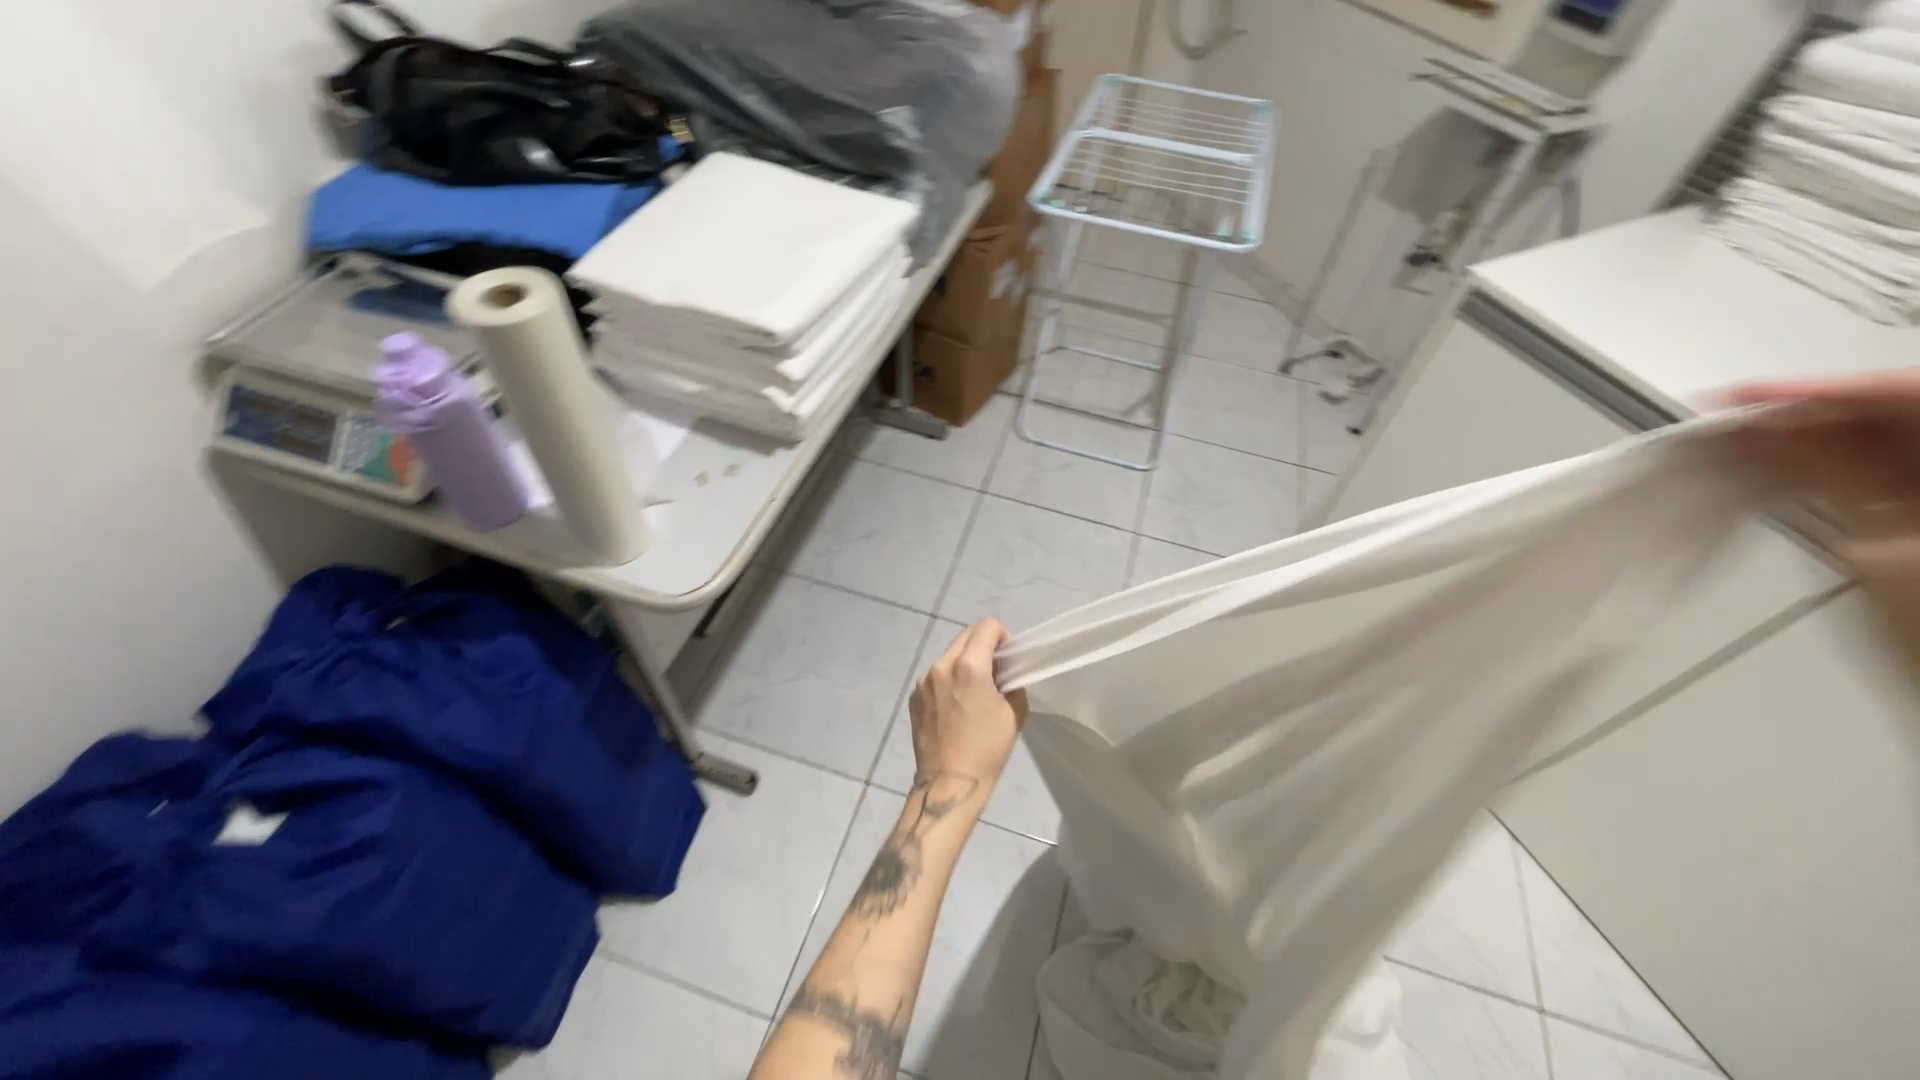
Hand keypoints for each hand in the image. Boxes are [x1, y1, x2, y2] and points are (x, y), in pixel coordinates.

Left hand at [908, 619, 1027, 790]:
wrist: (949, 782)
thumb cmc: (987, 749)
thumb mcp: (1014, 713)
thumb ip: (1011, 683)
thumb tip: (1004, 675)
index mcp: (968, 667)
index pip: (986, 626)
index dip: (1001, 635)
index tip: (1007, 655)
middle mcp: (941, 666)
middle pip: (965, 636)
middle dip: (982, 646)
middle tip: (994, 671)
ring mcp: (923, 681)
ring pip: (948, 656)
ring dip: (964, 663)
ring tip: (973, 691)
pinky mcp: (914, 697)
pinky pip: (935, 676)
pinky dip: (948, 680)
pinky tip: (955, 707)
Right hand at [1727, 373, 1919, 665]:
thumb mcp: (1873, 559)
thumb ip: (1820, 484)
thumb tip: (1755, 436)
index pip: (1898, 398)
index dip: (1817, 390)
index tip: (1744, 396)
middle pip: (1879, 421)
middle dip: (1797, 421)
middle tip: (1723, 427)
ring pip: (1866, 451)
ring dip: (1796, 449)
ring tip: (1731, 450)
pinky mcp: (1912, 529)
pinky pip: (1864, 484)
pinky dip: (1811, 479)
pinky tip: (1766, 476)